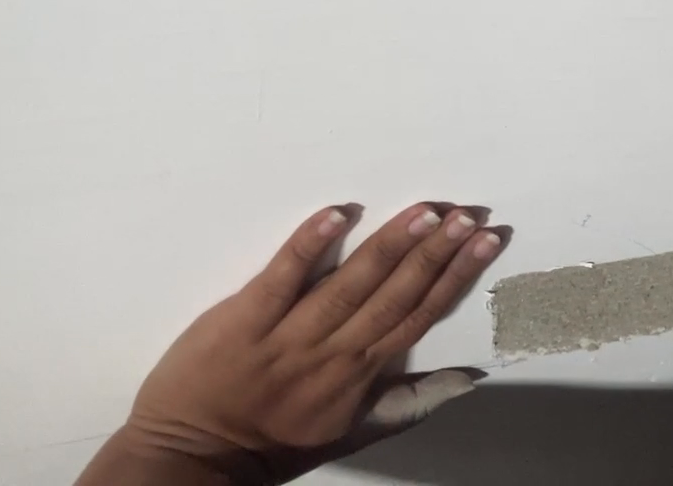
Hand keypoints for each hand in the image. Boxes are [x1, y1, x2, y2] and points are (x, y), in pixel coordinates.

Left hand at [83, 202, 504, 485]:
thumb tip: (469, 378)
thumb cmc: (273, 444)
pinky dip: (310, 247)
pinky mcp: (243, 319)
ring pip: (350, 284)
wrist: (186, 462)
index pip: (420, 315)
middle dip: (436, 252)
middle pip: (395, 294)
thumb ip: (407, 401)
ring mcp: (288, 335)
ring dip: (391, 246)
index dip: (457, 275)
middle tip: (468, 215)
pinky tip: (339, 214)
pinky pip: (282, 277)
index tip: (486, 240)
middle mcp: (333, 353)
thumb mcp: (348, 432)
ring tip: (426, 212)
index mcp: (360, 375)